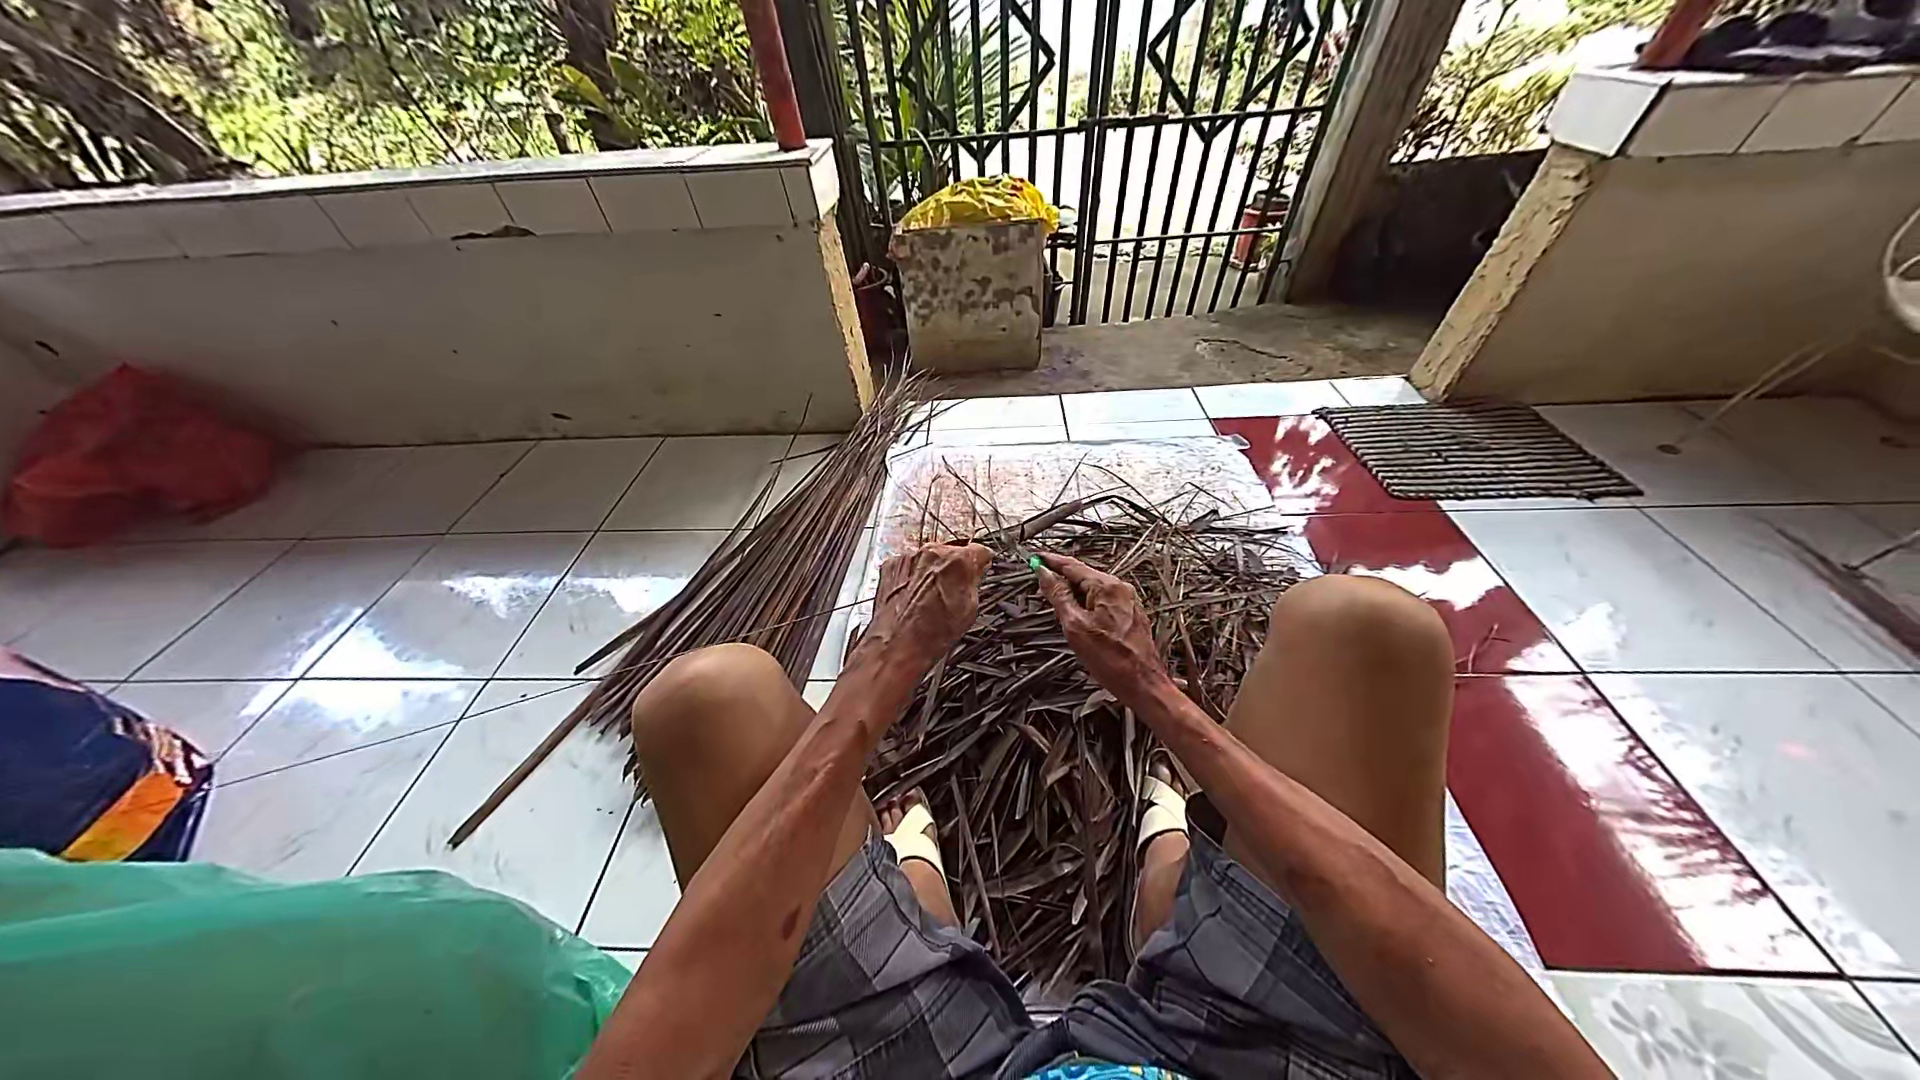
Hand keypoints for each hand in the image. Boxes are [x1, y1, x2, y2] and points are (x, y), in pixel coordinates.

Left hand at [851, 541, 992, 678]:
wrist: (898, 644)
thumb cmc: (931, 633)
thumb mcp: (970, 609)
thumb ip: (974, 582)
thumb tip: (974, 574)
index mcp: (959, 561)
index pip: (978, 551)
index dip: (980, 562)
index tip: (979, 566)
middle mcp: (933, 553)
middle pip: (951, 552)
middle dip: (953, 568)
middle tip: (952, 590)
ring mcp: (910, 558)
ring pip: (928, 559)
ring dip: (931, 572)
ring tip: (930, 598)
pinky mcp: (891, 566)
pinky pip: (908, 566)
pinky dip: (911, 577)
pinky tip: (913, 597)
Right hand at [1036, 552, 1173, 705]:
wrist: (1142, 684)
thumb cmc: (1113, 661)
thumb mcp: (1074, 626)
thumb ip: (1058, 596)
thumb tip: (1045, 575)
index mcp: (1108, 587)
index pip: (1072, 566)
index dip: (1051, 561)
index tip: (1036, 558)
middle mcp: (1121, 589)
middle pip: (1083, 576)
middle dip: (1061, 579)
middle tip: (1041, 582)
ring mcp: (1127, 602)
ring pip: (1092, 590)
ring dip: (1073, 594)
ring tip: (1057, 605)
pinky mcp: (1129, 615)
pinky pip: (1102, 601)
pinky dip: (1086, 604)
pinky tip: (1077, 617)